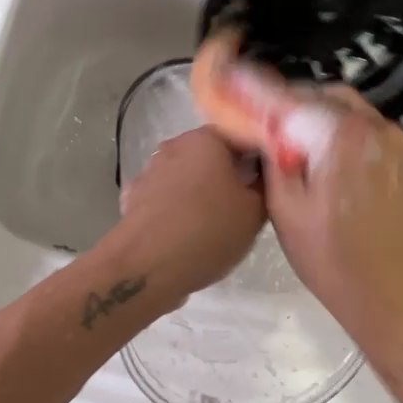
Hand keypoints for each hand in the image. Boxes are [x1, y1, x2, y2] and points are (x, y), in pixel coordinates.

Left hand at [109, 127, 265, 306]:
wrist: (147, 267)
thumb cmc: (209, 230)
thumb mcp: (255, 211)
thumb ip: (265, 185)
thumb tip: (263, 174)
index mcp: (205, 139)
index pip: (240, 135)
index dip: (258, 156)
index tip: (269, 178)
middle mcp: (173, 147)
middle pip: (210, 155)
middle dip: (228, 173)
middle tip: (246, 202)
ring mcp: (149, 172)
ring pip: (185, 176)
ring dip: (200, 191)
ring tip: (216, 223)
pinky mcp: (133, 199)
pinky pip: (165, 198)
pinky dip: (176, 209)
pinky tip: (185, 233)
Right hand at [262, 87, 402, 327]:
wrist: (389, 292)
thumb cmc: (330, 254)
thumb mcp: (284, 205)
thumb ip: (273, 155)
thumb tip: (265, 126)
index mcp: (341, 132)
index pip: (295, 98)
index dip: (266, 100)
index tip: (244, 101)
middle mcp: (373, 125)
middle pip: (325, 97)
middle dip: (295, 106)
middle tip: (269, 128)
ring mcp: (393, 140)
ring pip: (347, 111)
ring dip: (319, 118)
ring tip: (295, 145)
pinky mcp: (402, 158)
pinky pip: (365, 129)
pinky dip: (341, 133)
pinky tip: (324, 160)